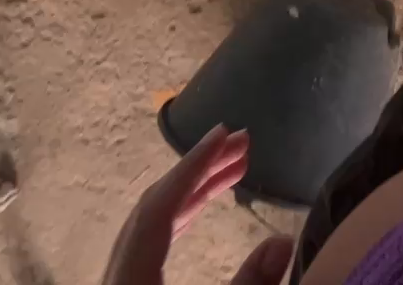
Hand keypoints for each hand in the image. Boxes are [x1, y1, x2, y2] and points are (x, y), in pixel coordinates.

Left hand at [101, 125, 295, 284]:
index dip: (192, 168)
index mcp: (130, 280)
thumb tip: (284, 239)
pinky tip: (205, 201)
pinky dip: (183, 212)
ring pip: (153, 224)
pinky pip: (152, 239)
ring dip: (195, 189)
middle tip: (243, 141)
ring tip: (237, 164)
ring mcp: (122, 281)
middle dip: (199, 169)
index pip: (158, 210)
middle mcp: (118, 276)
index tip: (225, 132)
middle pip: (154, 209)